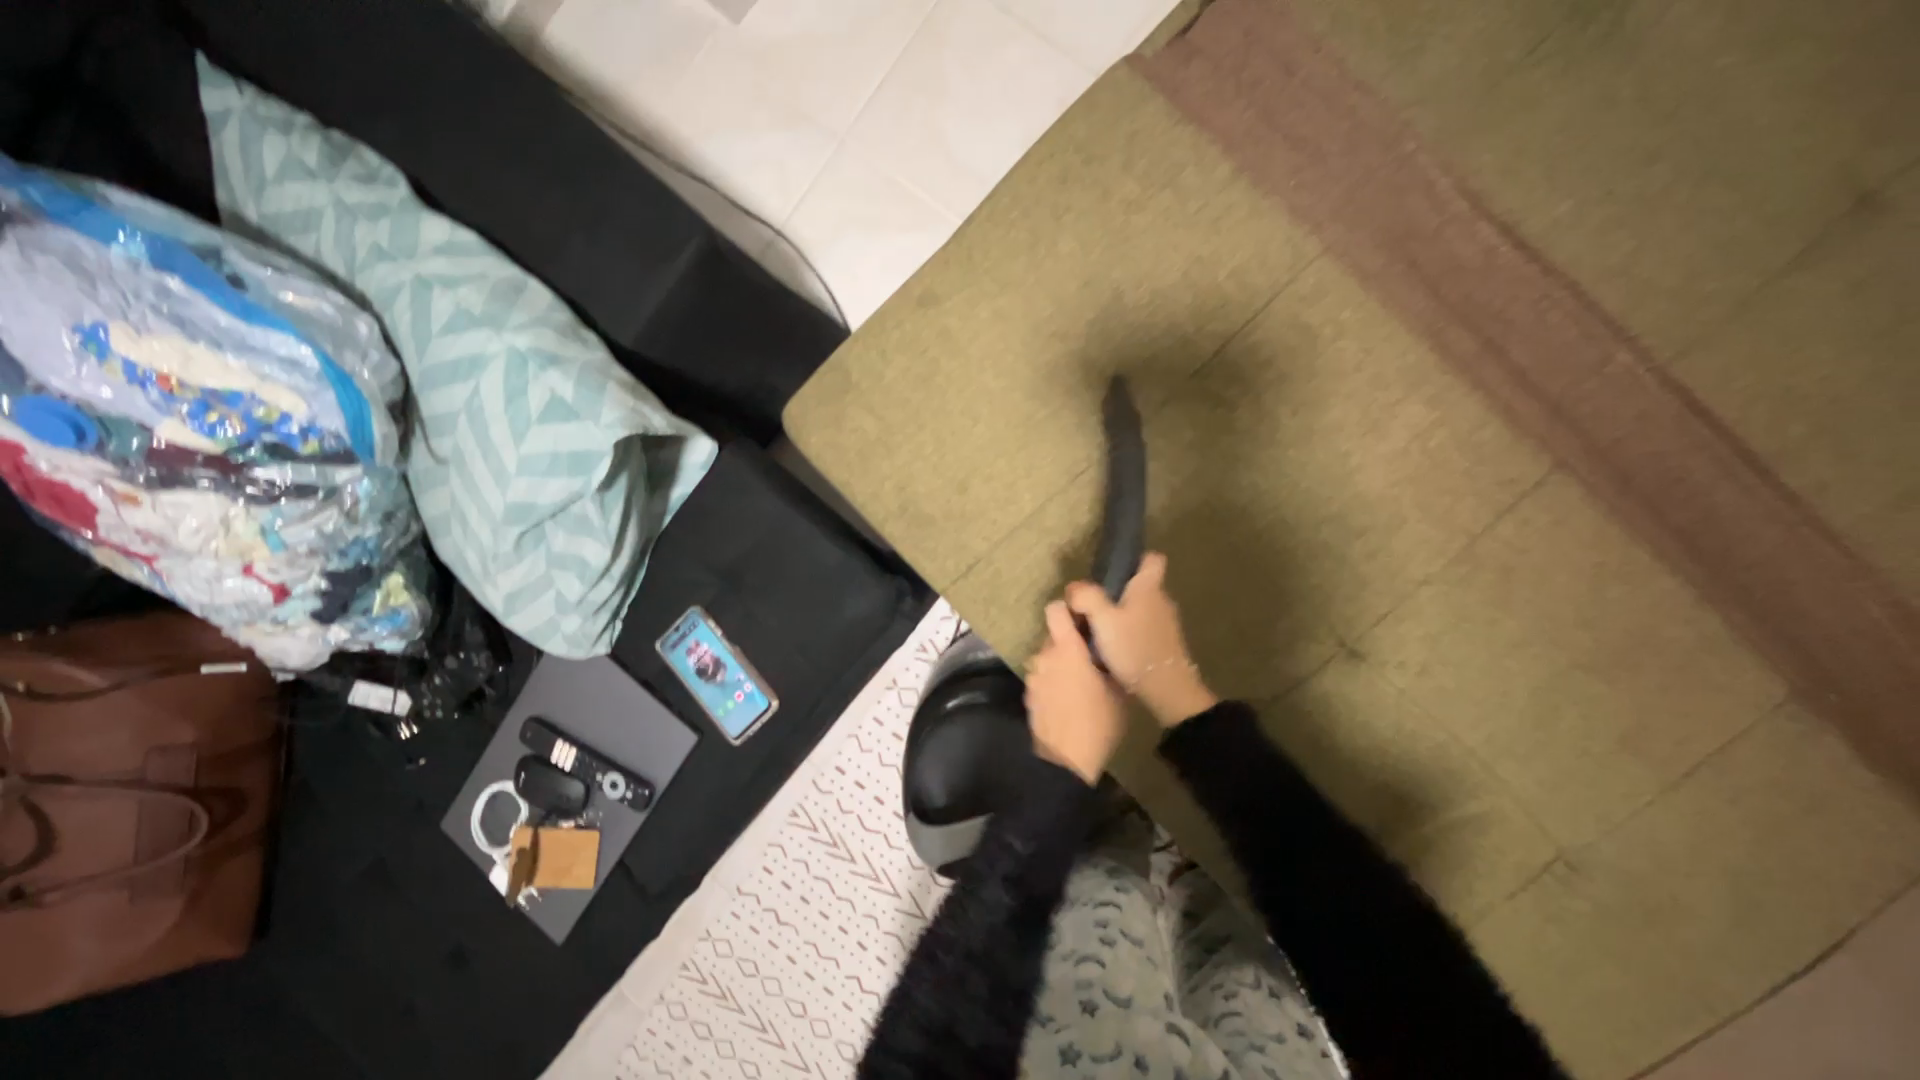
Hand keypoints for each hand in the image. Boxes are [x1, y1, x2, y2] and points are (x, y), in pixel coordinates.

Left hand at [1024, 601, 1124, 784]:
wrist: (1066, 761)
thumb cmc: (1099, 723)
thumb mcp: (1118, 691)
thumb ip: (1109, 663)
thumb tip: (1109, 652)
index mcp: (1067, 650)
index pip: (1056, 610)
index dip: (1068, 609)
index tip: (1084, 617)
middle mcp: (1044, 657)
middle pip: (1053, 635)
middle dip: (1069, 641)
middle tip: (1090, 657)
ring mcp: (1033, 676)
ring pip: (1047, 657)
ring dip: (1060, 662)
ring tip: (1080, 681)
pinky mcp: (1029, 695)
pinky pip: (1042, 676)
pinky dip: (1053, 680)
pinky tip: (1068, 698)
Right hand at [1065, 552, 1216, 728]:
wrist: (1167, 688)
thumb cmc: (1134, 647)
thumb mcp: (1102, 620)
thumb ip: (1086, 598)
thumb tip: (1074, 588)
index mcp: (1149, 588)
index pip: (1152, 559)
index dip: (1136, 559)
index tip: (1114, 571)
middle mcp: (1162, 601)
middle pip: (1141, 586)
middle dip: (1119, 593)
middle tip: (1094, 606)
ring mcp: (1167, 623)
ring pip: (1142, 609)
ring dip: (1123, 616)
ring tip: (1100, 631)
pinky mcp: (1166, 644)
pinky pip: (1145, 629)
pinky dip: (1131, 634)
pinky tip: (1114, 650)